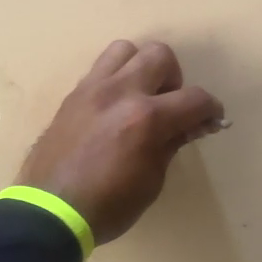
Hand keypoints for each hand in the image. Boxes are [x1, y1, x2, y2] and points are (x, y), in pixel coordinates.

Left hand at [16, 40, 225, 244]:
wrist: (50, 212)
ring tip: (140, 96)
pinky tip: (115, 107)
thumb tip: (191, 125)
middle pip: (160, 55)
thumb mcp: (151, 181)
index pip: (193, 99)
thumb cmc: (108, 206)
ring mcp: (92, 89)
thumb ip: (171, 144)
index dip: (210, 109)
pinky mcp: (73, 95)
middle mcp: (120, 92)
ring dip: (140, 67)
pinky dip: (115, 79)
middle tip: (170, 107)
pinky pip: (100, 69)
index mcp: (146, 118)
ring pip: (125, 50)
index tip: (211, 120)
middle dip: (174, 79)